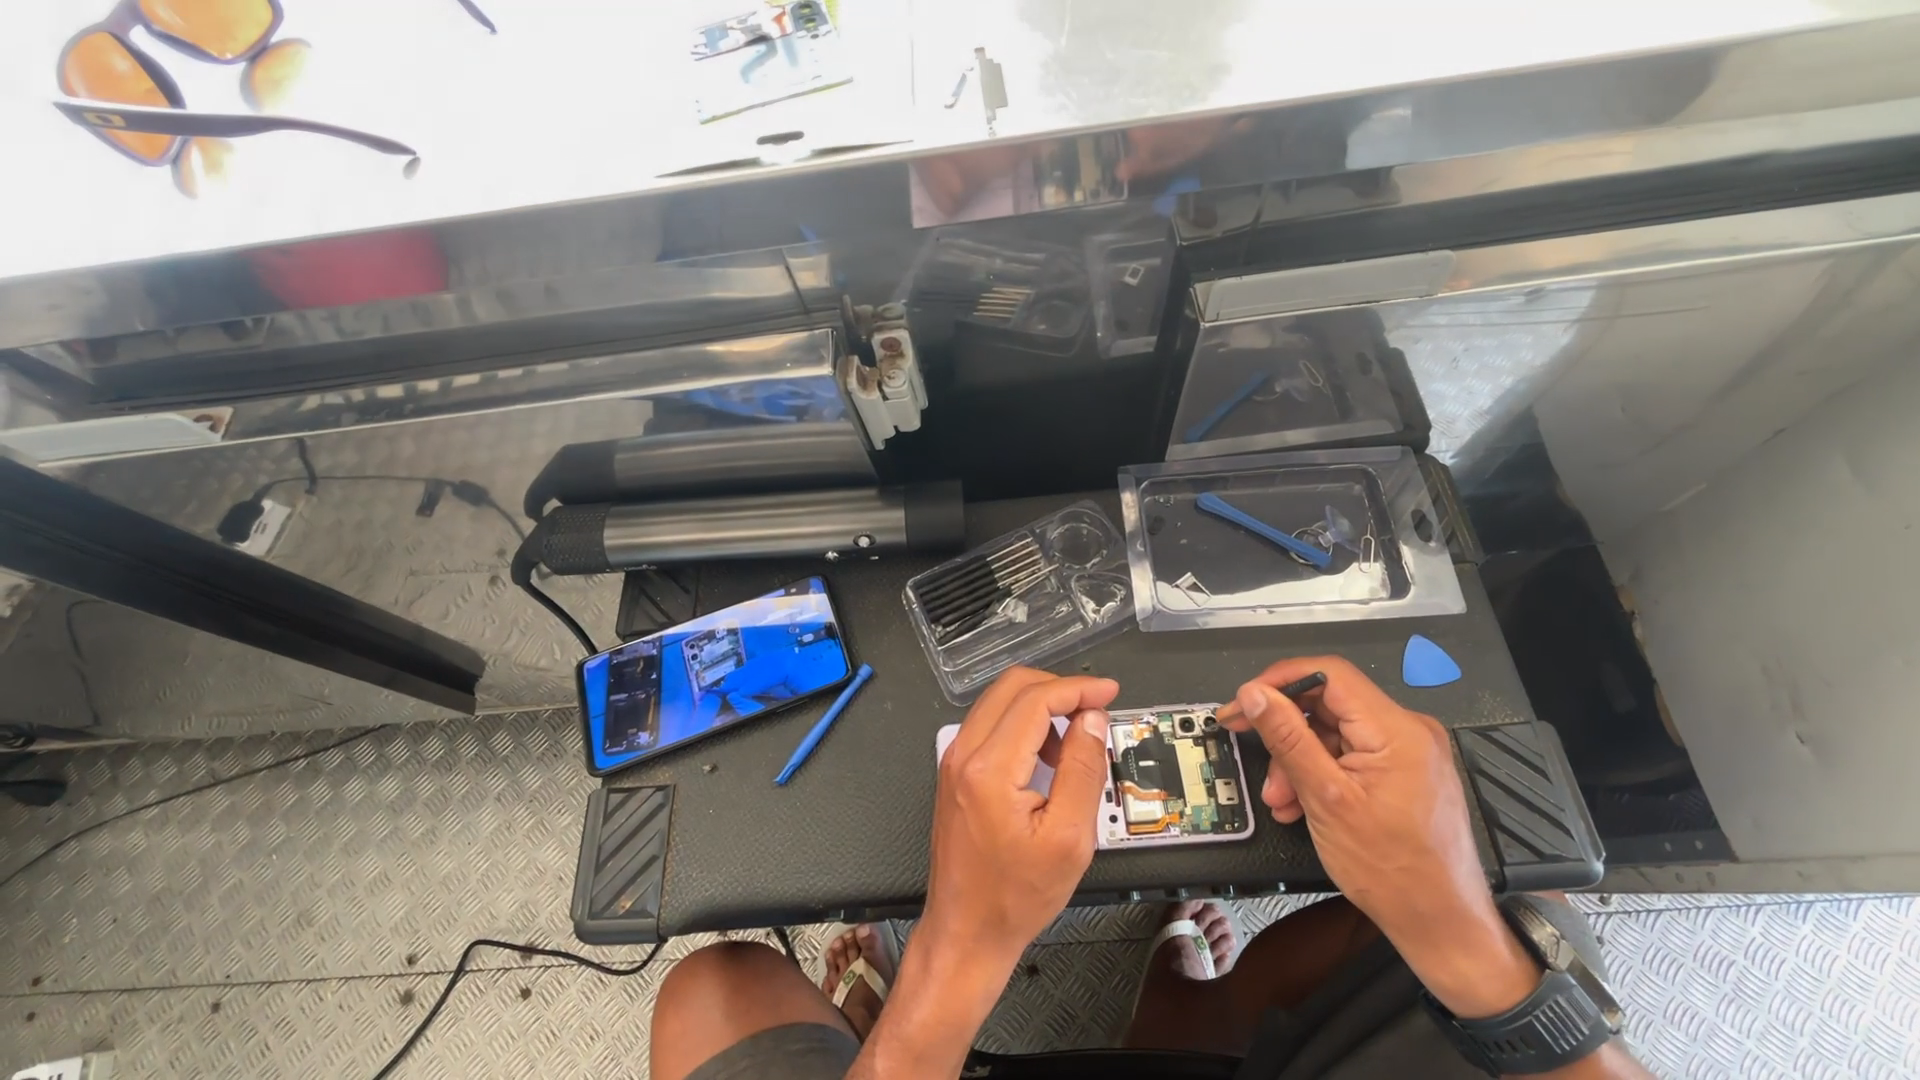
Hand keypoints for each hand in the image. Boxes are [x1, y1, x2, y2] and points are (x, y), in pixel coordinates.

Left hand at [924, 667, 1117, 966]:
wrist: (966, 931)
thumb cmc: (1016, 896)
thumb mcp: (1069, 838)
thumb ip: (1083, 770)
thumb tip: (1093, 719)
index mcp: (989, 769)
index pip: (1035, 700)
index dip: (1078, 689)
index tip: (1110, 692)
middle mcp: (963, 754)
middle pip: (1012, 686)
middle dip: (1059, 688)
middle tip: (1095, 709)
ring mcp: (953, 760)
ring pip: (999, 701)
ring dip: (1040, 706)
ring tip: (1073, 742)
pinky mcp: (954, 771)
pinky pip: (989, 724)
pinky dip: (1022, 723)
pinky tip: (1046, 756)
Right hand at [1217, 656, 1539, 1017]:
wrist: (1440, 924)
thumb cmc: (1390, 869)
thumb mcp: (1325, 798)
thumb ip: (1287, 737)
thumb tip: (1253, 693)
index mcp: (1396, 729)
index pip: (1328, 674)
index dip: (1278, 681)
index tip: (1243, 704)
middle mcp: (1408, 730)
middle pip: (1328, 705)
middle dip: (1285, 733)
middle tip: (1254, 758)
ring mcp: (1407, 752)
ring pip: (1334, 733)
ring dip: (1298, 760)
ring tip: (1281, 800)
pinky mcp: (1403, 771)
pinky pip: (1350, 755)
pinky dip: (1319, 773)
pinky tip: (1301, 803)